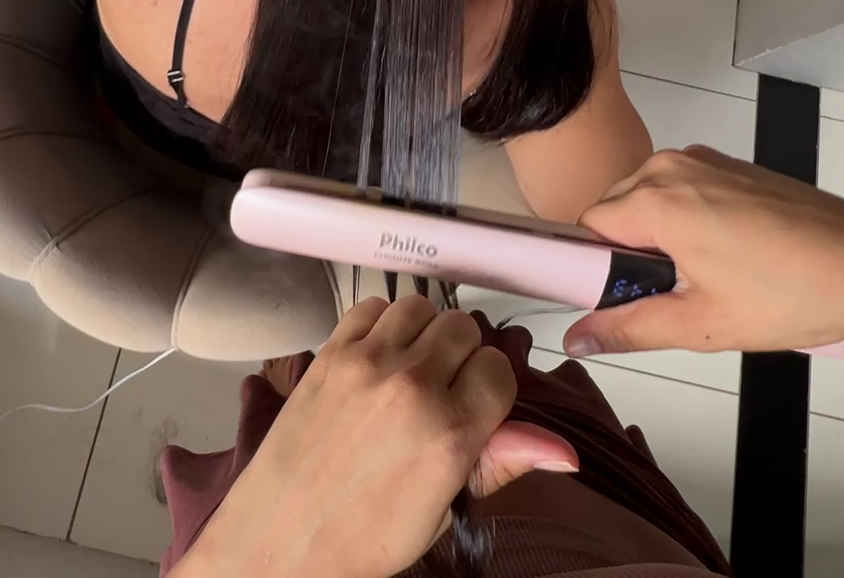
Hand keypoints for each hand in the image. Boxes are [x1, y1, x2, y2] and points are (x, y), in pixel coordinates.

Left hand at [178, 297, 577, 577]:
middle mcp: (412, 385)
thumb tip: (561, 452)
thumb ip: (498, 464)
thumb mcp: (441, 510)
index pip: (499, 369)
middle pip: (463, 328)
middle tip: (446, 382)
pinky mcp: (330, 351)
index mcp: (449, 432)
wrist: (281, 538)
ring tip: (413, 362)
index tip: (479, 399)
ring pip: (420, 306)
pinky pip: (370, 306)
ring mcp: (367, 362)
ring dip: (424, 329)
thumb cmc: (361, 537)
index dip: (494, 384)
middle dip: (463, 353)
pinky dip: (381, 321)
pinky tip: (378, 353)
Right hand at [564, 147, 843, 356]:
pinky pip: (678, 189)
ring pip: (644, 199)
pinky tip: (723, 253)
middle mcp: (670, 165)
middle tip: (667, 294)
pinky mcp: (727, 164)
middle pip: (613, 210)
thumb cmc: (798, 293)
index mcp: (656, 198)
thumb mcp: (703, 324)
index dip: (593, 266)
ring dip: (654, 236)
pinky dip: (682, 218)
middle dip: (625, 252)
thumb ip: (628, 329)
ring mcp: (702, 159)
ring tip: (701, 276)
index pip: (585, 227)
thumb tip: (578, 338)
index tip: (616, 296)